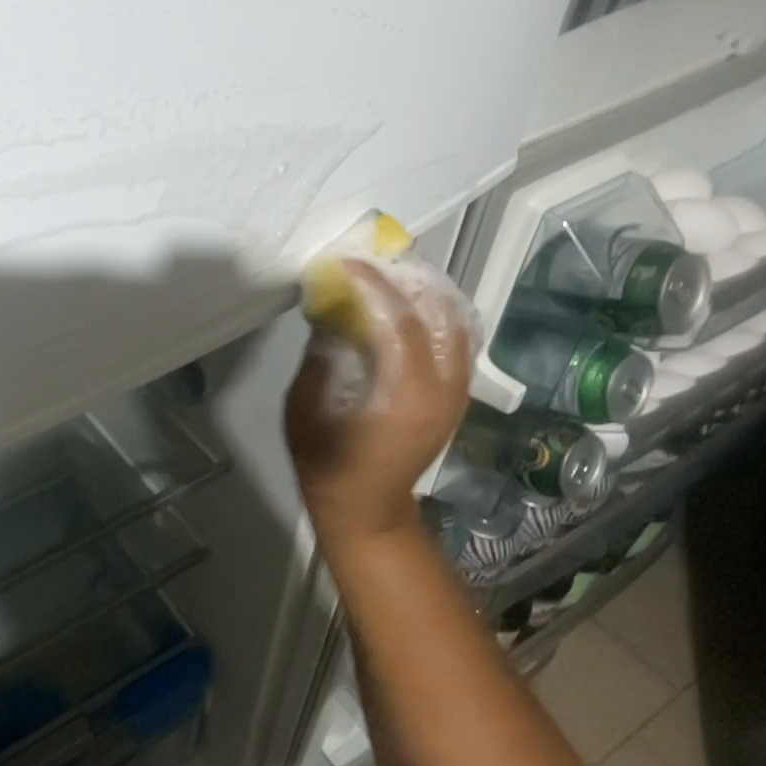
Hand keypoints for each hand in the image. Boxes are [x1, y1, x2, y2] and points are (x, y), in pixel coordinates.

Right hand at [286, 260, 471, 542]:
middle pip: (441, 313)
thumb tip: (330, 310)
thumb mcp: (305, 407)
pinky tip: (412, 302)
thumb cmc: (325, 461)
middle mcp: (443, 390)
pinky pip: (461, 339)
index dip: (373, 285)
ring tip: (394, 272)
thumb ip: (322, 356)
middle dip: (407, 278)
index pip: (399, 322)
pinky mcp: (457, 395)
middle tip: (373, 257)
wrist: (365, 508)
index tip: (346, 262)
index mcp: (404, 396)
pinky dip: (440, 311)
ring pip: (459, 322)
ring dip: (429, 290)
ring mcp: (457, 392)